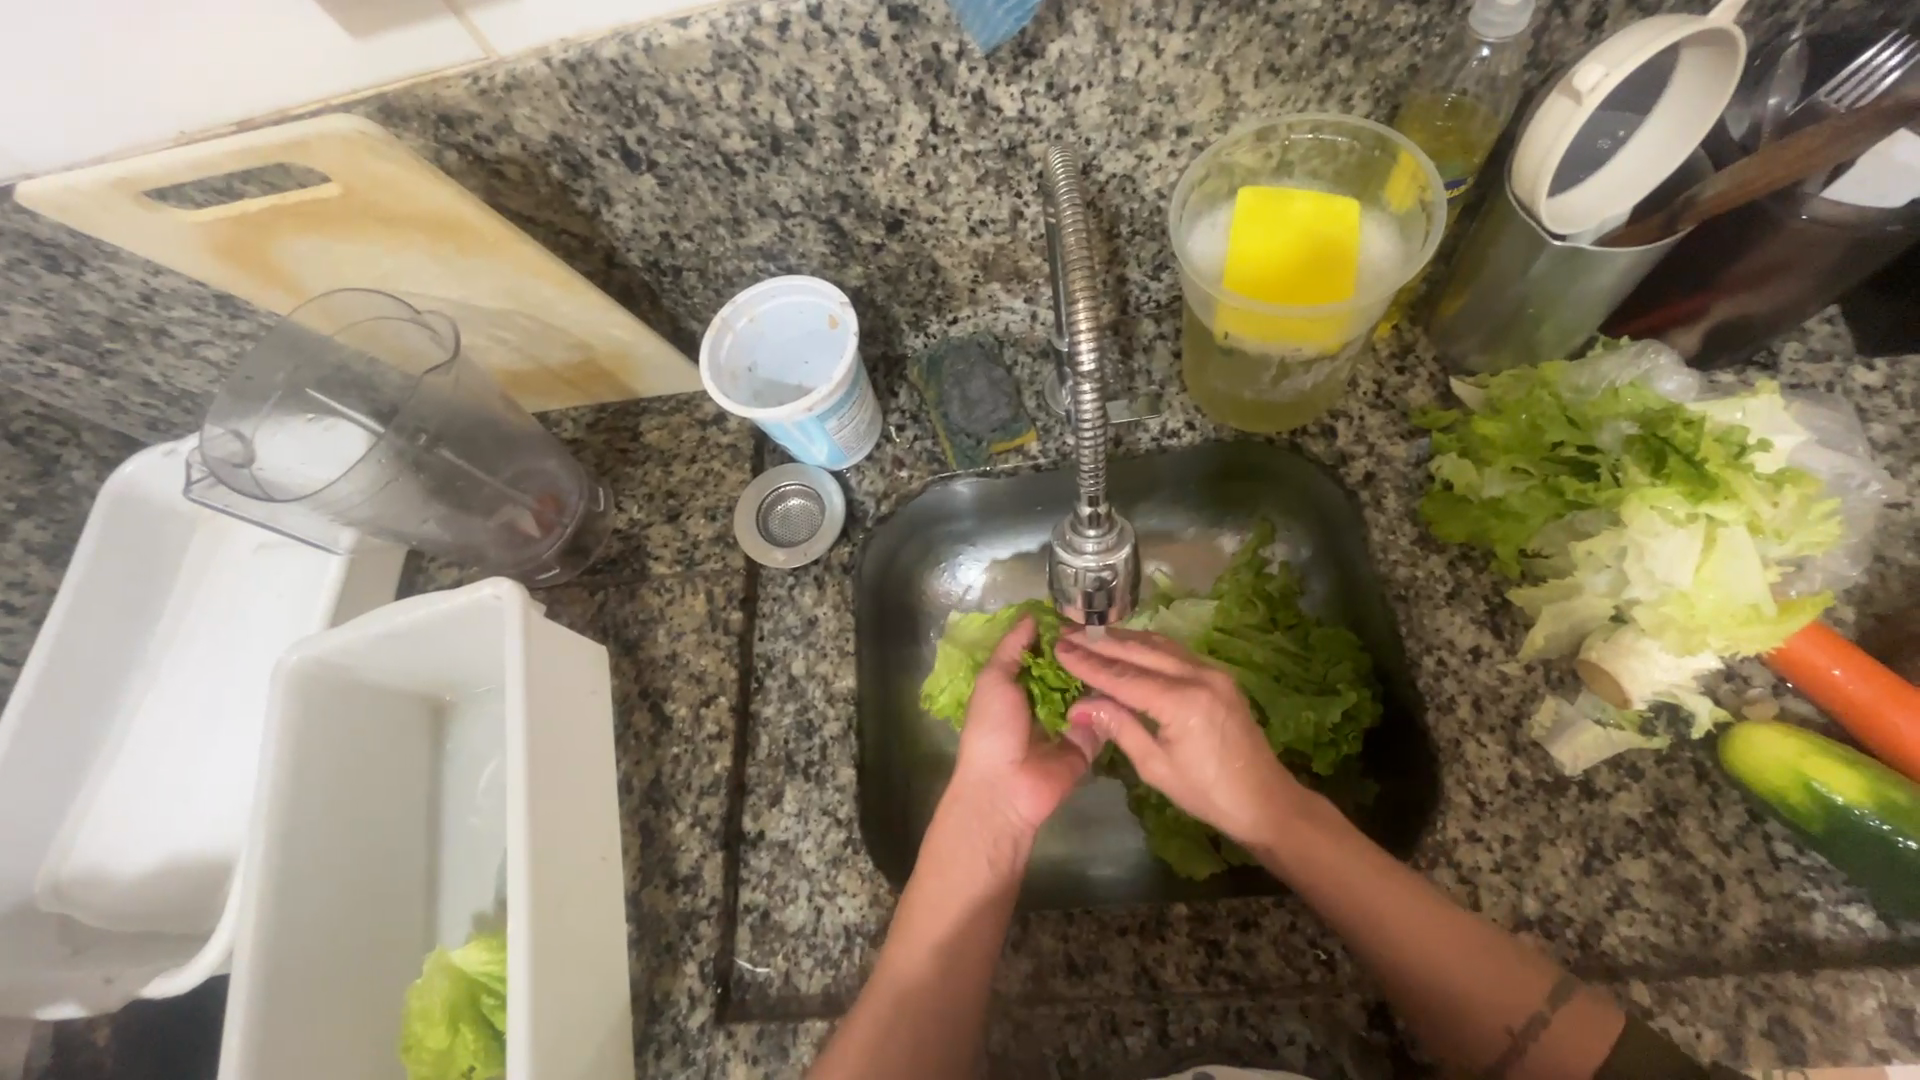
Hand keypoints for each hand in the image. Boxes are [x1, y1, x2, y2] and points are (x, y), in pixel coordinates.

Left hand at [938, 616, 1103, 861]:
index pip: (1044, 652)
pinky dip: (1113, 702)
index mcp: (1018, 685)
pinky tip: (1132, 680)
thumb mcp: (994, 679)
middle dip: (1086, 652)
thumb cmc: (991, 729)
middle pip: (1071, 669)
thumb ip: (1012, 647)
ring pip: (1091, 689)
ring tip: (1125, 648)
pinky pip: (1104, 717)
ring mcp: (1069, 721)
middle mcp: (1045, 700)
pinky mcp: (1088, 742)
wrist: (1005, 788)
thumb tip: (1031, 616)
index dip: (1060, 634)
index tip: (1083, 612)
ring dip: (1102, 673)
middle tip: (1112, 628)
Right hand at [1055, 628, 1306, 847]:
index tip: (1058, 648)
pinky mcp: (1218, 675)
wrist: (1266, 800)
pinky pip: (1174, 652)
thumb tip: (1078, 706)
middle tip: (1066, 633)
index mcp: (1181, 702)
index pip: (1122, 676)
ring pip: (1158, 645)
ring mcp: (1212, 672)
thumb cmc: (1208, 794)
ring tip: (1088, 634)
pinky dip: (1146, 646)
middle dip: (1099, 642)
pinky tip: (1127, 645)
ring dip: (1122, 639)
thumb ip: (1119, 728)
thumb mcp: (1156, 767)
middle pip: (1139, 651)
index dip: (1087, 662)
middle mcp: (1198, 676)